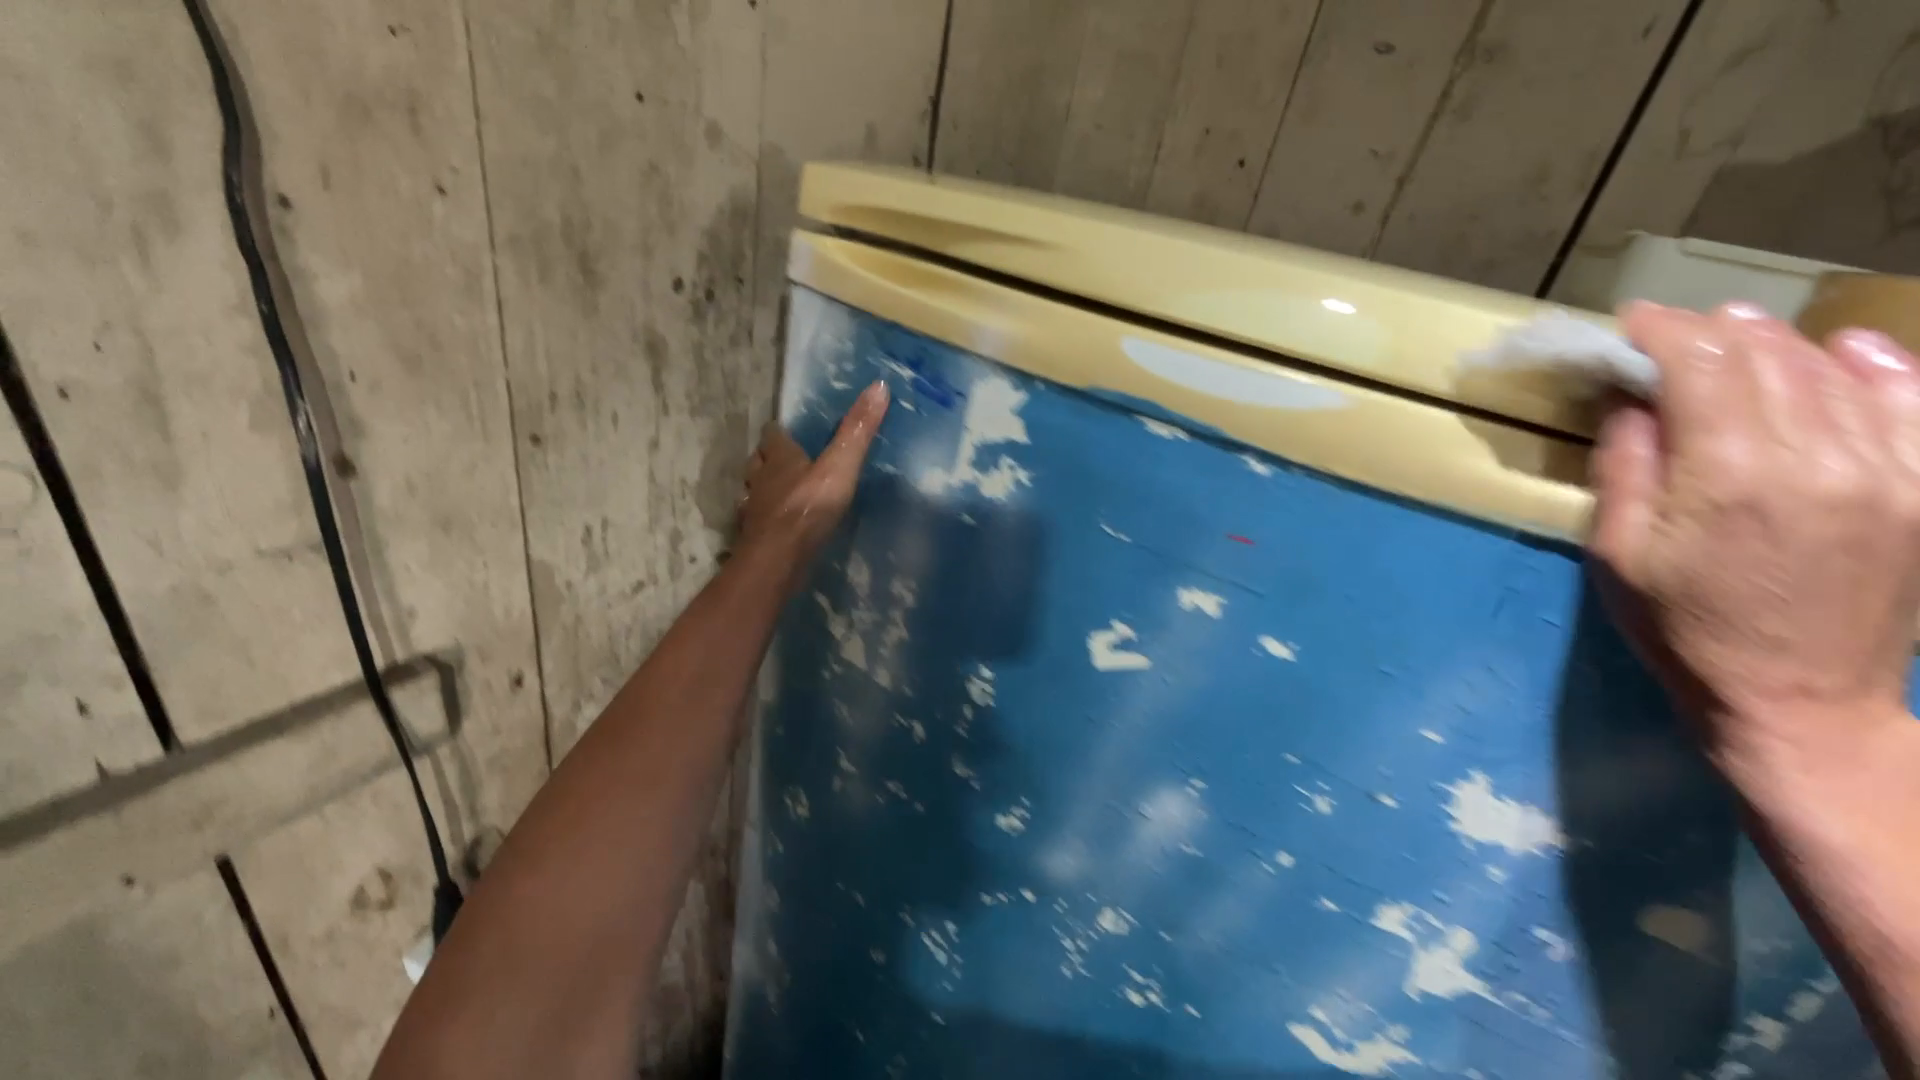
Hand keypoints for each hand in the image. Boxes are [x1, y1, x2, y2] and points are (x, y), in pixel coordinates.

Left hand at [737, 381, 888, 568]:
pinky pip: (755, 522)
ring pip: (752, 491)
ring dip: (760, 488)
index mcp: (780, 458)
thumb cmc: (809, 507)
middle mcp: (760, 479)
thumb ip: (857, 431)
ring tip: (775, 491)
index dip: (779, 432)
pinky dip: (762, 519)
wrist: (779, 558)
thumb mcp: (840, 465)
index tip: (785, 430)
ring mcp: (753, 510)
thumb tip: (879, 385)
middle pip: (758, 462)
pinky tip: (773, 525)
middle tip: (781, 460)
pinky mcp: (754, 537)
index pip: (773, 435)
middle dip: (767, 459)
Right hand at [1589, 302, 1919, 770]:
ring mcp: (1888, 473)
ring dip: (1780, 344)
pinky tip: (1849, 352)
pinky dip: (1881, 367)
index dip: (1663, 331)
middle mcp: (1819, 460)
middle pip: (1768, 357)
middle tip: (1677, 332)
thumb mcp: (1619, 554)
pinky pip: (1914, 403)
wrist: (1797, 700)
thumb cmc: (1684, 628)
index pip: (1700, 365)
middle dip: (1715, 332)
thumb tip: (1632, 397)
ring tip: (1741, 335)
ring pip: (1836, 371)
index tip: (1631, 323)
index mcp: (1730, 478)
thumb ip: (1627, 465)